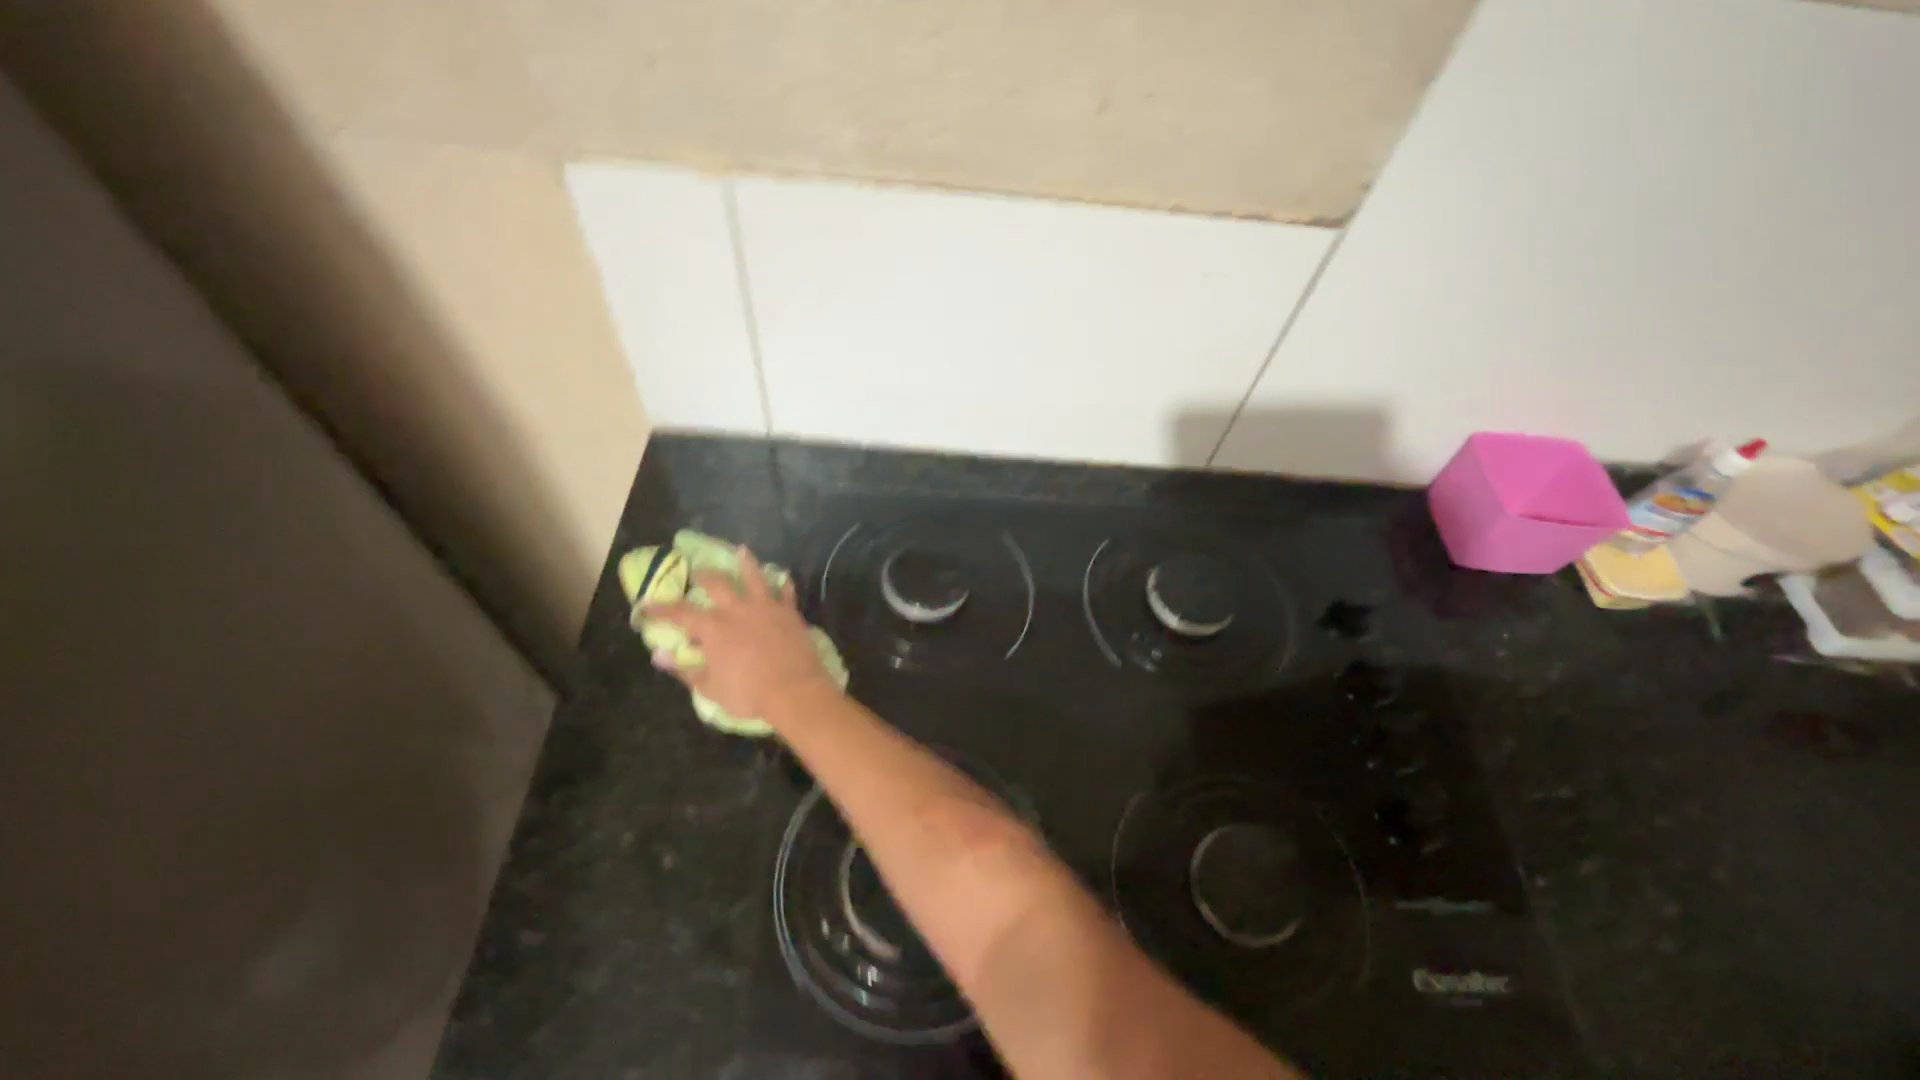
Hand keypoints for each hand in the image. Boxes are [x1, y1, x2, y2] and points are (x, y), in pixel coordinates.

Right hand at [645, 548, 838, 721]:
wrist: (794, 691)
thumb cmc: (748, 694)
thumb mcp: (710, 687)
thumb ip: (684, 670)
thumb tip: (658, 656)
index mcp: (714, 628)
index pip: (681, 613)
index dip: (662, 609)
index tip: (647, 606)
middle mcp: (737, 610)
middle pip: (717, 584)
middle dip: (704, 576)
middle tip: (698, 571)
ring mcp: (766, 608)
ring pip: (755, 578)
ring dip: (747, 563)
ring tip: (742, 550)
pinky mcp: (789, 613)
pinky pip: (786, 593)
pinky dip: (784, 585)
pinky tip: (784, 578)